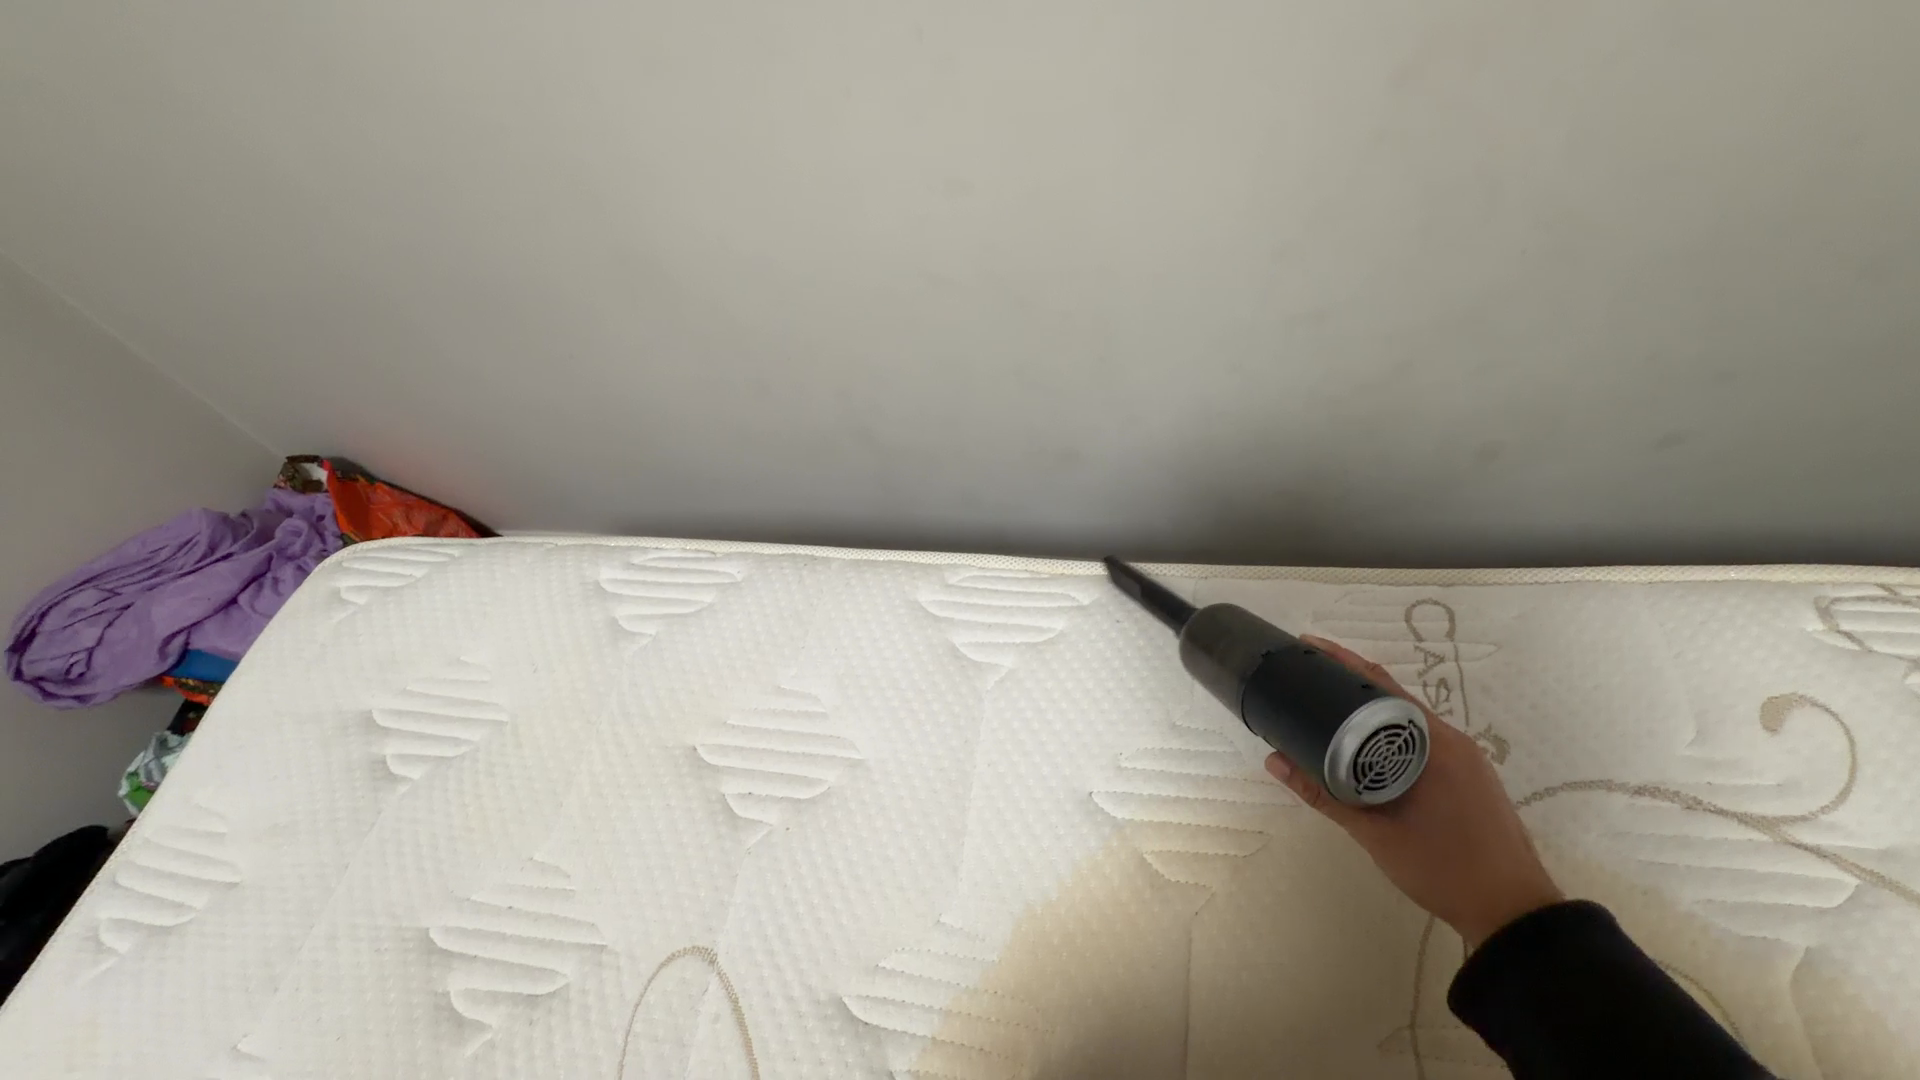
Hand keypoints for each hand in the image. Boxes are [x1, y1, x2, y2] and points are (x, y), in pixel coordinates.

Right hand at [1263, 636, 1562, 947]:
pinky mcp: (1468, 777)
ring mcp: (1464, 758)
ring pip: (1406, 719)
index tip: (1304, 649)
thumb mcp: (1373, 832)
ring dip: (1368, 708)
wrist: (1513, 913)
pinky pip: (1419, 738)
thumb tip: (1274, 761)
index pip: (1379, 686)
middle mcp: (1452, 740)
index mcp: (1433, 743)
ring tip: (1322, 701)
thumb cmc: (1443, 868)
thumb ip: (1323, 793)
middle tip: (1303, 671)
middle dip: (1348, 680)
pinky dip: (1386, 732)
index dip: (1340, 663)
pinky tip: (1361, 742)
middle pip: (1392, 696)